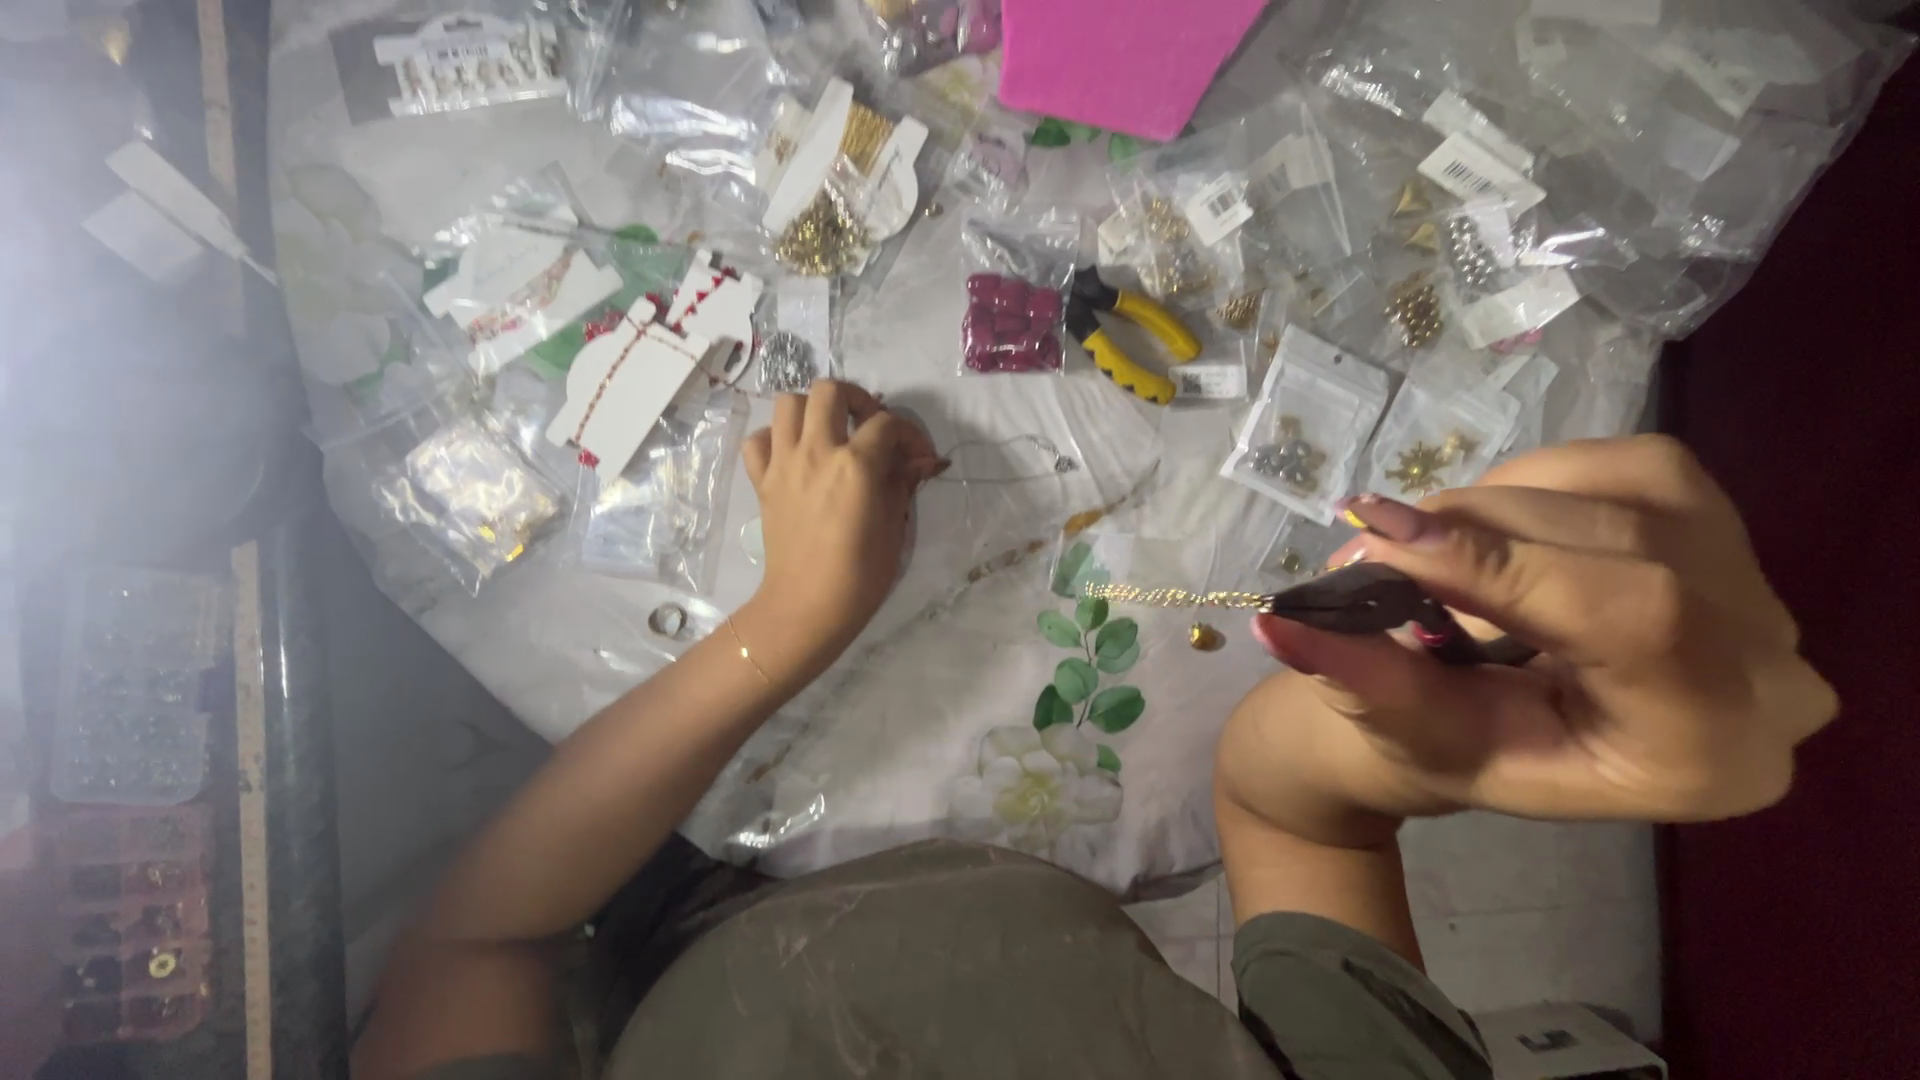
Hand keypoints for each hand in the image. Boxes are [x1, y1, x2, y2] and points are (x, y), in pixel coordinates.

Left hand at [738, 381, 943, 678]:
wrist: (808, 606)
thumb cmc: (861, 575)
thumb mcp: (895, 526)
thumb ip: (903, 482)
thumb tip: (921, 460)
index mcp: (856, 464)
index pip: (887, 424)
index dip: (909, 433)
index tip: (918, 455)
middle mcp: (816, 452)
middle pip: (829, 391)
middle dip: (855, 399)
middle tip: (868, 426)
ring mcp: (784, 464)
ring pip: (788, 403)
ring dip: (812, 410)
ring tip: (829, 433)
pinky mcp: (762, 482)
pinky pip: (759, 440)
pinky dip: (775, 438)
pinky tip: (793, 455)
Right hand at [1225, 435, 1835, 836]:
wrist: (1475, 735)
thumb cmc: (1435, 750)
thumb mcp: (1395, 728)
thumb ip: (1349, 675)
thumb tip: (1274, 624)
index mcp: (1705, 754)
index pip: (1631, 620)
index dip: (1497, 561)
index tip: (1377, 531)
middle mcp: (1772, 676)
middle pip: (1627, 544)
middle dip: (1475, 528)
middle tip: (1366, 540)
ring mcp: (1759, 595)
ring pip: (1625, 492)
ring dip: (1497, 504)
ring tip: (1419, 544)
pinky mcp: (1720, 533)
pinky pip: (1625, 467)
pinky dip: (1533, 480)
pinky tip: (1487, 526)